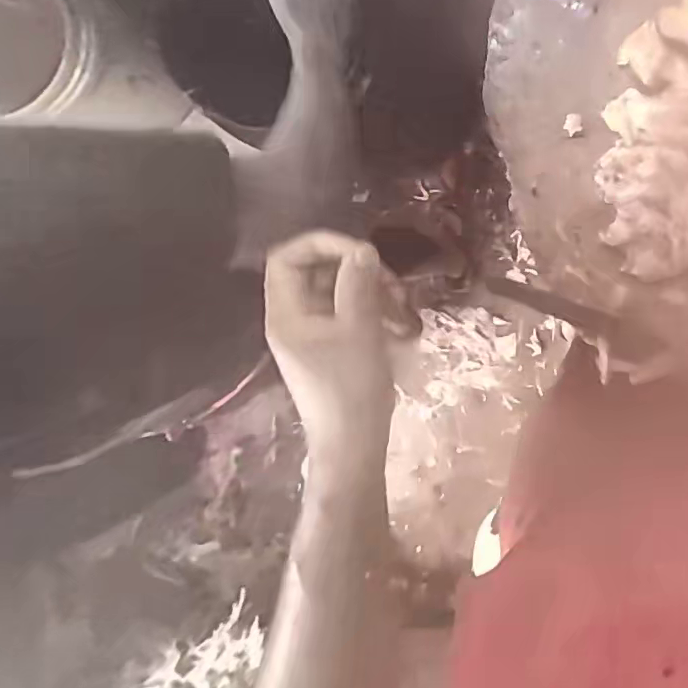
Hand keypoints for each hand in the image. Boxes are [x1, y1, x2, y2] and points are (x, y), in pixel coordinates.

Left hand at [262, 230, 395, 466]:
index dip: (323, 244)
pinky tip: (399, 324)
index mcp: (287, 313)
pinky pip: (348, 313)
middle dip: (356, 269)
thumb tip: (362, 250)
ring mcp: (313, 334)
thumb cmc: (351, 387)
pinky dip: (373, 310)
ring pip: (337, 292)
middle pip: (316, 272)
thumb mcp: (359, 330)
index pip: (288, 258)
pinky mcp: (333, 346)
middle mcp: (294, 319)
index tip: (362, 252)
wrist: (354, 443)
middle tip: (391, 281)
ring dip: (371, 289)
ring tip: (401, 304)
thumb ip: (358, 284)